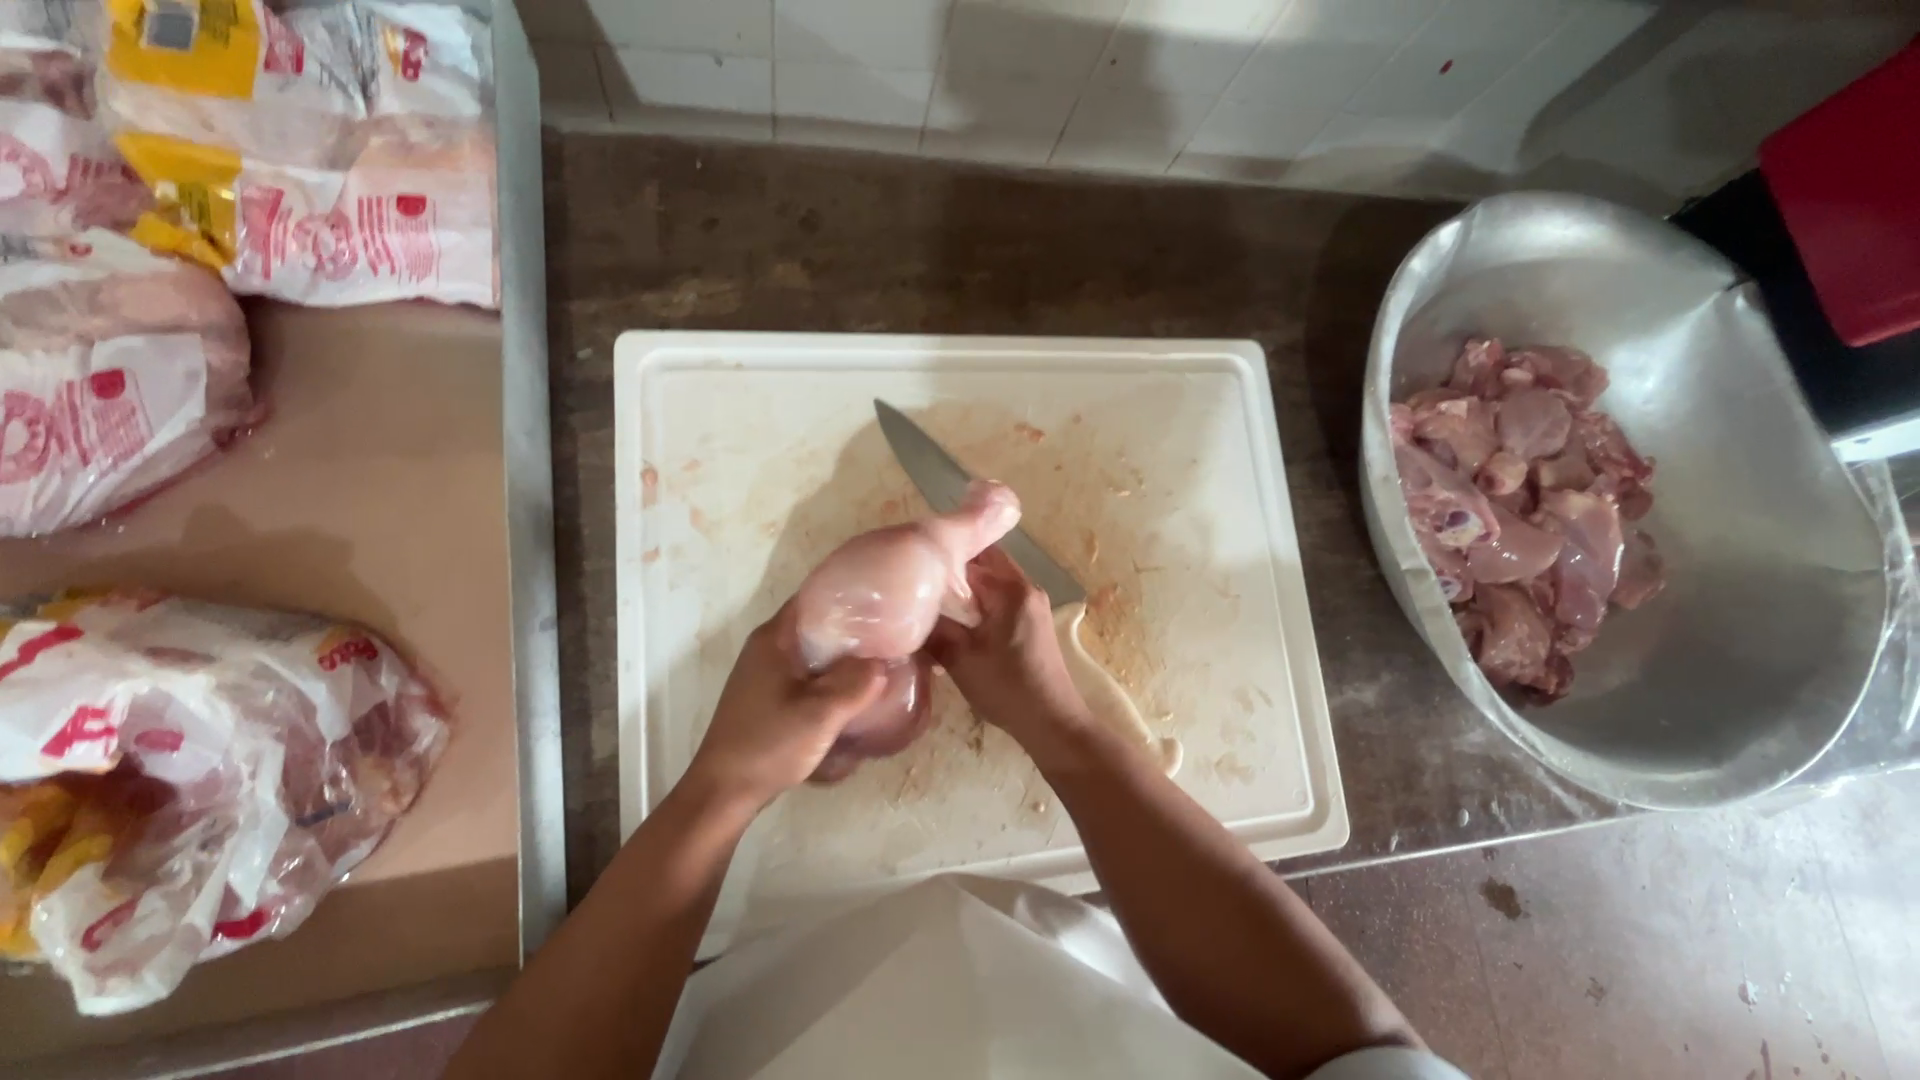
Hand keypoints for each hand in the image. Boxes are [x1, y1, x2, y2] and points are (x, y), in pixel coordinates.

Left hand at [684, 604, 887, 809]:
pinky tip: (856, 689)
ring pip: (813, 651)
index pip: (815, 596)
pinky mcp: (769, 695)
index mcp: (774, 638)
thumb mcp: (820, 714)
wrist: (724, 790)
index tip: (884, 598)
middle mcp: (768, 647)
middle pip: (817, 623)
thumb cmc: (769, 745)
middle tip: (893, 631)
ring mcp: (766, 672)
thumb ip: (856, 684)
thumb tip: (885, 661)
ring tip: (882, 658)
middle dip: (853, 626)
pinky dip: (831, 674)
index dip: (849, 593)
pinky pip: (808, 673)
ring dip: (843, 654)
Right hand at [926, 548, 1092, 752]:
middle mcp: (1026, 588)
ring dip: (964, 590)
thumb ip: (933, 629)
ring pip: (991, 583)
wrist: (1051, 722)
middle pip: (984, 564)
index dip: (940, 559)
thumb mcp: (960, 659)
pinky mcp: (1031, 622)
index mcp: (1012, 589)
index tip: (912, 570)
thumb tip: (905, 610)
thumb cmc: (1007, 688)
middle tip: (918, 585)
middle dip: (952, 572)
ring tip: (931, 603)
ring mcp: (1032, 605)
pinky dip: (977, 604)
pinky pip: (999, 600)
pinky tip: (955, 622)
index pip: (971, 555)